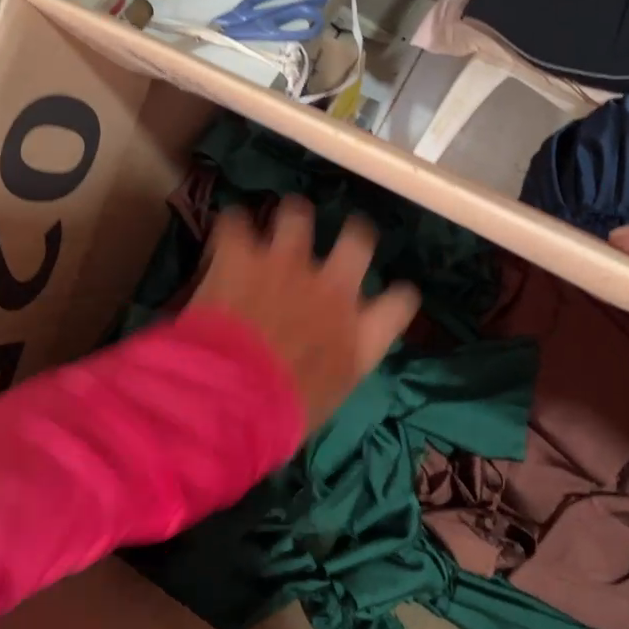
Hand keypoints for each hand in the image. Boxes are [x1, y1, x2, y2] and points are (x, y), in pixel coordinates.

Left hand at [189, 196, 420, 427]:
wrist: (227, 398)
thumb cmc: (278, 415)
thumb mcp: (327, 397)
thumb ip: (340, 362)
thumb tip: (332, 354)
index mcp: (358, 333)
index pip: (401, 301)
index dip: (398, 294)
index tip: (393, 293)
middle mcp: (331, 287)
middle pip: (358, 238)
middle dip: (352, 232)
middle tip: (340, 235)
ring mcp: (285, 262)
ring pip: (298, 213)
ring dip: (288, 218)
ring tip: (278, 224)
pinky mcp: (241, 253)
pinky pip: (236, 219)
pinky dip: (232, 226)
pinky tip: (228, 232)